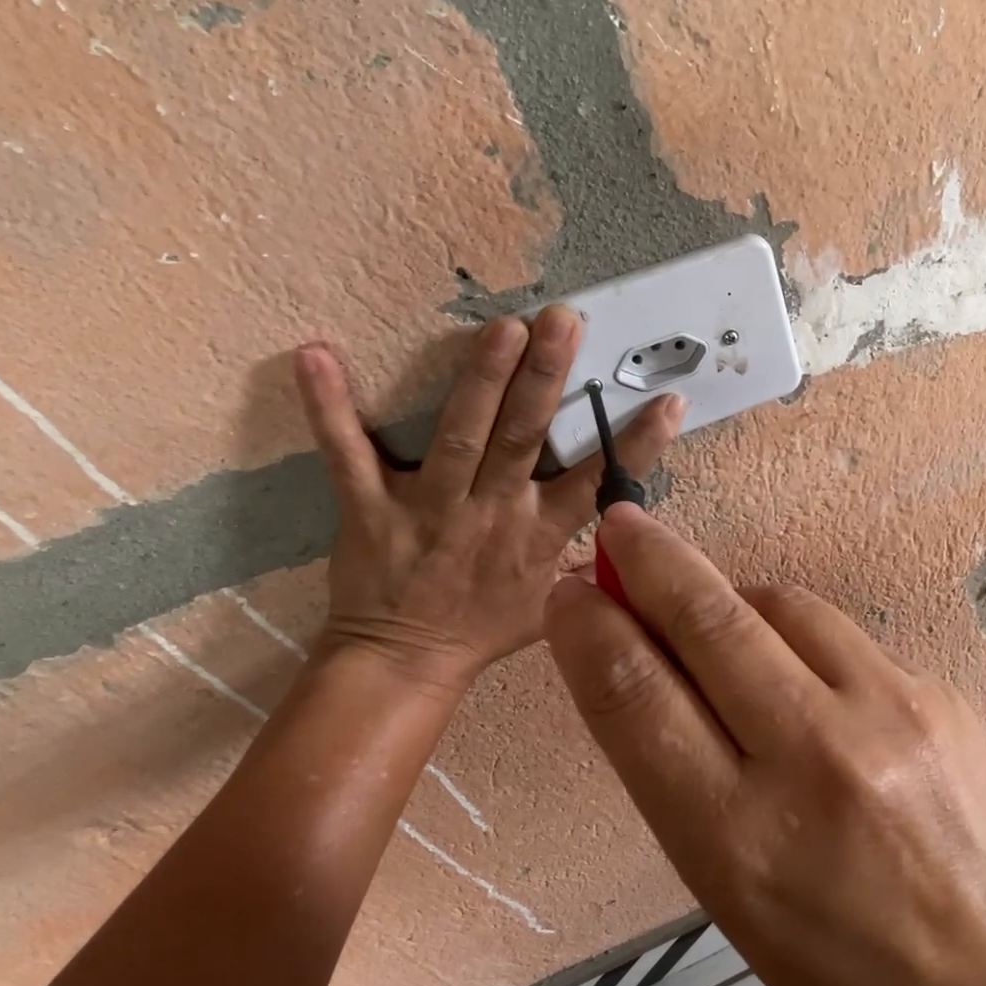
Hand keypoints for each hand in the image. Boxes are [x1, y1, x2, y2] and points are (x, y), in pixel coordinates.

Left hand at [294, 306, 682, 694]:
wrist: (402, 665)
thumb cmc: (483, 630)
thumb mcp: (551, 602)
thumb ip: (586, 560)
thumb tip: (627, 533)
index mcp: (539, 533)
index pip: (596, 481)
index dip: (636, 443)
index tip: (668, 400)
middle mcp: (491, 511)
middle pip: (525, 438)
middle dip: (547, 377)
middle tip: (563, 320)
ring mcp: (429, 507)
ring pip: (460, 435)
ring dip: (481, 380)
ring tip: (503, 328)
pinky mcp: (370, 508)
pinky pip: (348, 455)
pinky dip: (330, 408)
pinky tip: (316, 354)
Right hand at [543, 505, 985, 985]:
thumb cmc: (833, 946)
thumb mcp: (727, 884)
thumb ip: (679, 772)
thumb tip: (641, 660)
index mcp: (738, 839)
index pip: (639, 701)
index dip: (592, 632)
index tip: (569, 591)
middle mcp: (814, 761)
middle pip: (710, 625)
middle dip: (653, 564)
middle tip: (620, 527)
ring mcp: (887, 714)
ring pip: (782, 606)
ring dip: (730, 596)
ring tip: (710, 610)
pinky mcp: (934, 691)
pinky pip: (842, 633)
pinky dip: (798, 632)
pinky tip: (797, 664)